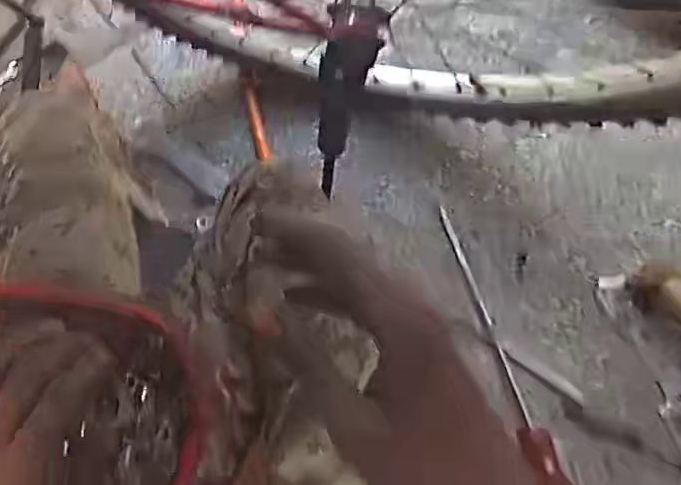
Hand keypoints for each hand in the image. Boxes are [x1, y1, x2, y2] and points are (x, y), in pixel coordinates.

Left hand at [0, 318, 115, 484]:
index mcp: (19, 467)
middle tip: (90, 340)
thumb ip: (83, 473)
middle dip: (66, 350)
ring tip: (51, 326)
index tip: (108, 357)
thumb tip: (102, 427)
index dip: (88, 373)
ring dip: (23, 339)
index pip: (60, 400)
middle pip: (30, 373)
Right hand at [254, 209, 533, 484]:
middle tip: (256, 237)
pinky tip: (303, 299)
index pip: (338, 252)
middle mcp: (413, 304)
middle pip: (350, 255)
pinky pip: (371, 296)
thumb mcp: (355, 424)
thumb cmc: (424, 467)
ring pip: (359, 274)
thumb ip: (307, 362)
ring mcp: (422, 319)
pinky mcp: (423, 336)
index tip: (257, 221)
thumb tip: (261, 313)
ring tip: (269, 263)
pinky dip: (334, 290)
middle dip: (300, 244)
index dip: (295, 232)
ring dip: (314, 266)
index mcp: (400, 316)